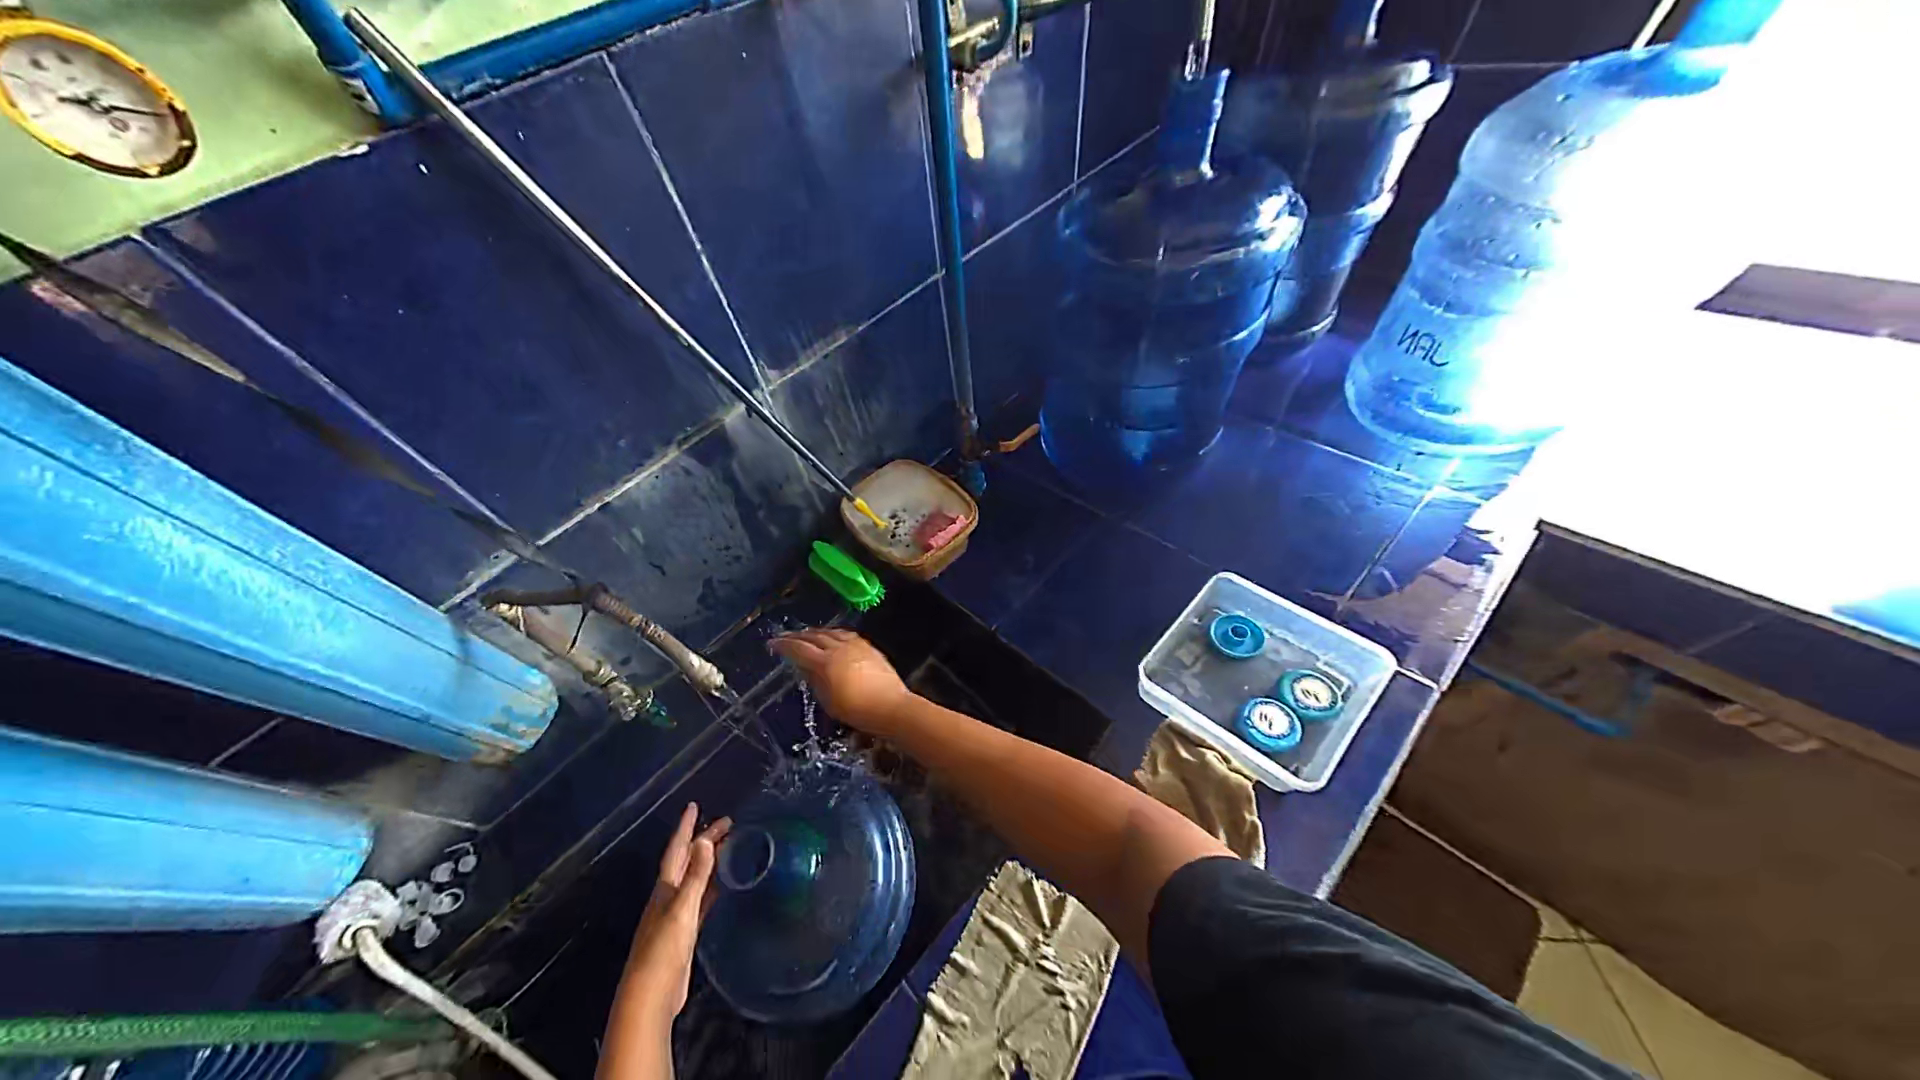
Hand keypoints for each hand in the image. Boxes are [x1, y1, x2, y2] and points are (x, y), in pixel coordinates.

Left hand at [618, 803, 730, 1020]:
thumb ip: (695, 877)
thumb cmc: (663, 951)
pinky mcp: (685, 932)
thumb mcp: (681, 911)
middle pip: (688, 861)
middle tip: (727, 823)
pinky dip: (712, 886)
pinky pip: (702, 898)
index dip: (685, 827)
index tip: (694, 806)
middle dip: (704, 840)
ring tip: (729, 846)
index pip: (676, 850)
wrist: (650, 998)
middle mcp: (668, 897)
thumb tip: (705, 841)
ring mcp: (676, 915)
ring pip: (696, 878)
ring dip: (710, 861)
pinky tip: (723, 885)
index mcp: (664, 889)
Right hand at [770, 628, 911, 734]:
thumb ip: (815, 680)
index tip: (772, 644)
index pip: (799, 649)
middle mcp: (839, 648)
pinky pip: (845, 634)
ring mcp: (856, 645)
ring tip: (806, 635)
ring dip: (815, 632)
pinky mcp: (868, 647)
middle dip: (797, 636)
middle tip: (785, 637)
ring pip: (831, 632)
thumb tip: (804, 667)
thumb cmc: (858, 711)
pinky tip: (832, 637)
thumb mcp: (829, 701)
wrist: (892, 706)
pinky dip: (833, 633)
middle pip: (814, 637)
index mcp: (825, 662)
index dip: (783, 645)